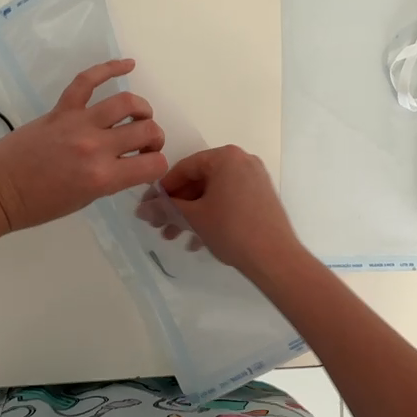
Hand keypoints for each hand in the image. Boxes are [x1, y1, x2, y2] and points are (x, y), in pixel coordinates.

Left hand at [0, 59, 167, 231]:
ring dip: (141, 108)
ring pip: (126, 102)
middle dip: (154, 137)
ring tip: (139, 115)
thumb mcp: (86, 200)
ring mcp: (78, 124)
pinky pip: (88, 80)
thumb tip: (128, 162)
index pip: (153, 164)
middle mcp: (96, 147)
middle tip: (144, 143)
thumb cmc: (39, 205)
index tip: (147, 165)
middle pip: (146, 130)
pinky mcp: (61, 109)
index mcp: (104, 178)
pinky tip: (127, 64)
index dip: (157, 165)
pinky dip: (110, 68)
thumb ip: (111, 178)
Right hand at [155, 145, 309, 278]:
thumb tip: (141, 210)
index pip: (184, 168)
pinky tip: (198, 241)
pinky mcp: (262, 197)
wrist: (275, 259)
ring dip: (192, 215)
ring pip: (213, 194)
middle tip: (160, 226)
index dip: (163, 190)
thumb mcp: (193, 218)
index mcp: (225, 157)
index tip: (148, 208)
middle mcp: (242, 161)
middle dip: (178, 206)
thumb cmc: (231, 230)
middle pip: (199, 181)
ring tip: (175, 237)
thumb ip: (165, 209)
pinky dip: (212, 216)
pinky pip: (229, 201)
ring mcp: (255, 179)